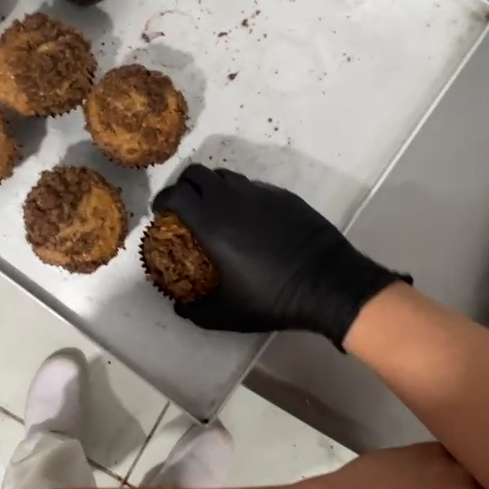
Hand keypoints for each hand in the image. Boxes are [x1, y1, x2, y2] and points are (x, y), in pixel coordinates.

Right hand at [151, 165, 405, 346]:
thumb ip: (196, 312)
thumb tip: (179, 308)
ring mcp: (260, 194)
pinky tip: (249, 218)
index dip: (162, 200)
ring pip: (226, 175)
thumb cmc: (272, 299)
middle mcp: (232, 200)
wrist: (327, 284)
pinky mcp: (283, 196)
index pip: (176, 194)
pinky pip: (252, 186)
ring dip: (213, 187)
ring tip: (215, 209)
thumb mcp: (227, 315)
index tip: (160, 213)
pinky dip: (241, 195)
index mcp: (212, 223)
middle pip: (197, 173)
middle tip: (184, 206)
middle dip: (184, 185)